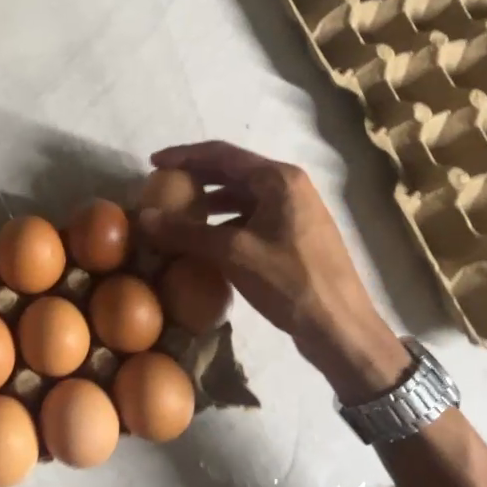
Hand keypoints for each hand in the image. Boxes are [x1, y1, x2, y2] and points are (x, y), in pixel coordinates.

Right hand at [138, 142, 410, 404]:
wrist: (343, 332)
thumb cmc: (290, 282)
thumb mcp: (233, 253)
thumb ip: (186, 232)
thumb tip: (142, 217)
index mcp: (278, 179)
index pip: (221, 153)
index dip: (183, 155)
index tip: (153, 163)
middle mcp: (290, 186)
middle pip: (232, 170)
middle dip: (195, 176)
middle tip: (163, 185)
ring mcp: (296, 211)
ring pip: (243, 194)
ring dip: (210, 199)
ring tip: (180, 211)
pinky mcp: (297, 235)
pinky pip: (253, 215)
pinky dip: (227, 219)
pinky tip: (208, 238)